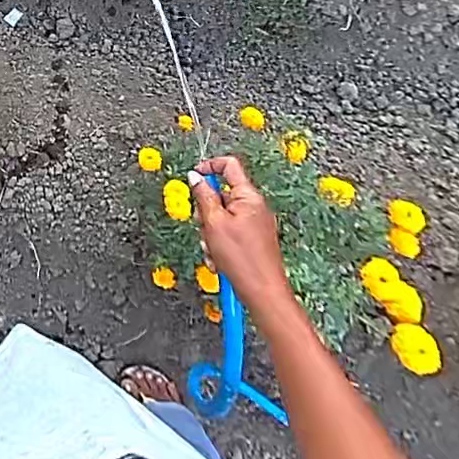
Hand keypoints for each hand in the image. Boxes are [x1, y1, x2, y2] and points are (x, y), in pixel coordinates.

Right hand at [190, 155, 291, 310]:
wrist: (264, 293)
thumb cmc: (243, 260)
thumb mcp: (214, 223)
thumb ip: (203, 196)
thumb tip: (195, 177)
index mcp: (248, 196)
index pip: (228, 165)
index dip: (209, 167)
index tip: (194, 177)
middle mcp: (255, 206)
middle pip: (222, 194)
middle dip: (207, 210)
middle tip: (204, 226)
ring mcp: (256, 223)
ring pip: (223, 216)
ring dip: (211, 231)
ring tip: (213, 249)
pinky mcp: (255, 239)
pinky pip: (230, 232)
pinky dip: (220, 243)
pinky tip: (219, 259)